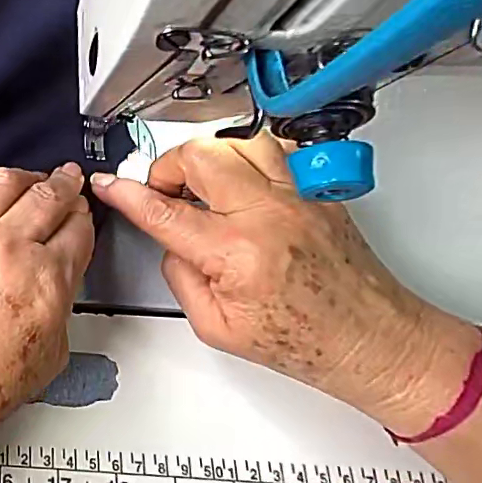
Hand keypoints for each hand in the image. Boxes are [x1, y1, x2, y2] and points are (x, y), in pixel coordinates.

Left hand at [0, 164, 93, 482]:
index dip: (84, 218)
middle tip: (67, 182)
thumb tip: (54, 281)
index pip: (78, 228)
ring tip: (28, 181)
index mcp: (47, 278)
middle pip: (48, 195)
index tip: (82, 215)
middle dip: (64, 185)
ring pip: (2, 181)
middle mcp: (7, 248)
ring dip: (23, 177)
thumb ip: (58, 303)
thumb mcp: (50, 354)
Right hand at [91, 133, 478, 430]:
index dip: (125, 193)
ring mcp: (300, 198)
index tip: (108, 183)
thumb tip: (172, 242)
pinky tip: (238, 180)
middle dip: (166, 167)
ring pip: (239, 141)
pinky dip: (247, 156)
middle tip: (161, 189)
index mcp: (236, 253)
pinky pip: (277, 151)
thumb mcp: (213, 325)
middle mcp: (270, 215)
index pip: (162, 210)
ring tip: (199, 183)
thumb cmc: (303, 340)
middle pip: (200, 155)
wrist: (373, 342)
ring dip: (207, 157)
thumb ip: (180, 275)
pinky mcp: (319, 193)